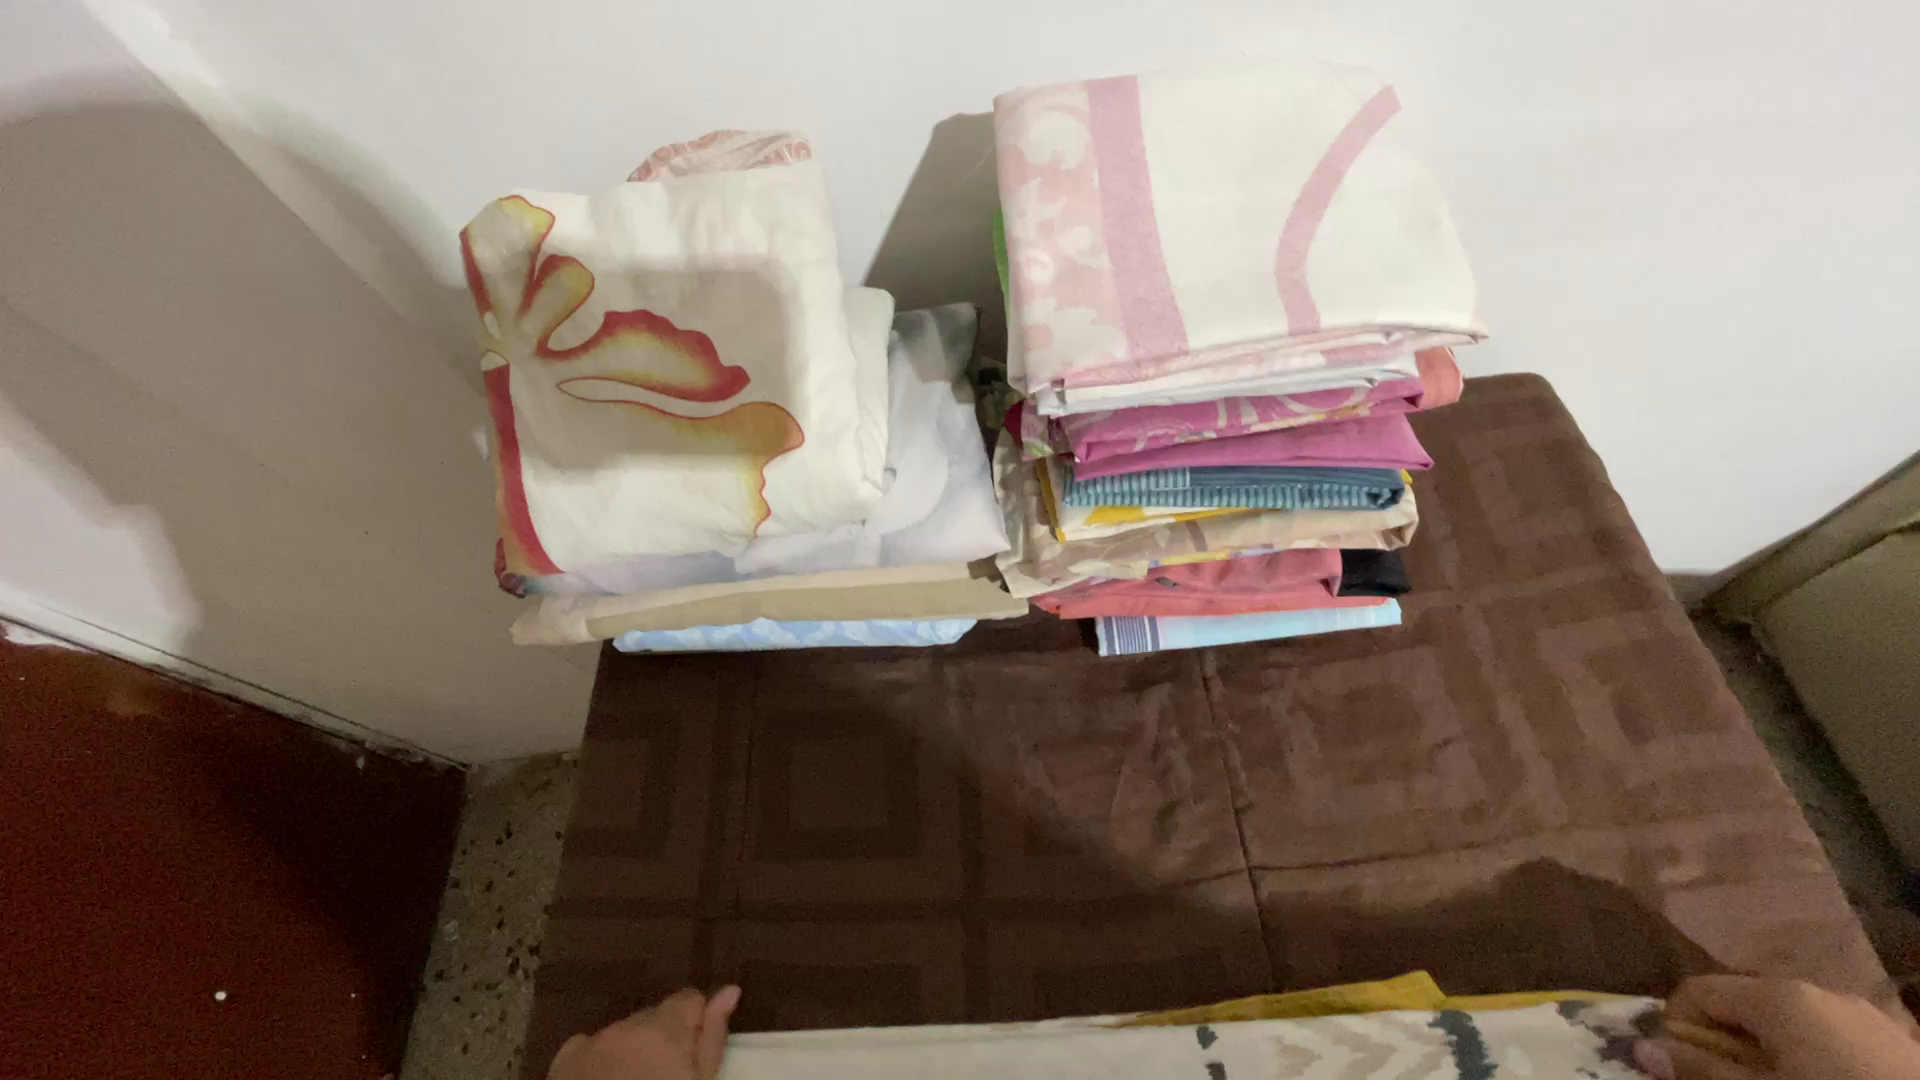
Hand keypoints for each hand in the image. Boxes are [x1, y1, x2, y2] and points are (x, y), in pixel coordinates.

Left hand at [547, 986, 741, 1079]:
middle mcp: (630, 1025)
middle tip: (662, 1078)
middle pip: (655, 1016)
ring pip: (624, 1032)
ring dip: (632, 1050)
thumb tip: (729, 990)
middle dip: (662, 1039)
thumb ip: (713, 1036)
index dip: (695, 1024)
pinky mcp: (564, 1060)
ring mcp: (594, 1041)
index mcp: (667, 1030)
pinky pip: (587, 1044)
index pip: (690, 999)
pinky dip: (598, 1058)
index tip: (691, 1055)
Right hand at [1636, 975, 1919, 1079]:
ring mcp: (1864, 1015)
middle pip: (1744, 1003)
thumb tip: (1641, 1048)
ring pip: (1791, 1022)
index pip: (1697, 990)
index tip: (1684, 1064)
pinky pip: (1834, 1038)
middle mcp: (1815, 989)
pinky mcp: (1902, 1044)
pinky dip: (1817, 1058)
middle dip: (1728, 1039)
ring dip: (1772, 1050)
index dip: (1679, 1024)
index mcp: (1776, 994)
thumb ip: (1701, 1068)